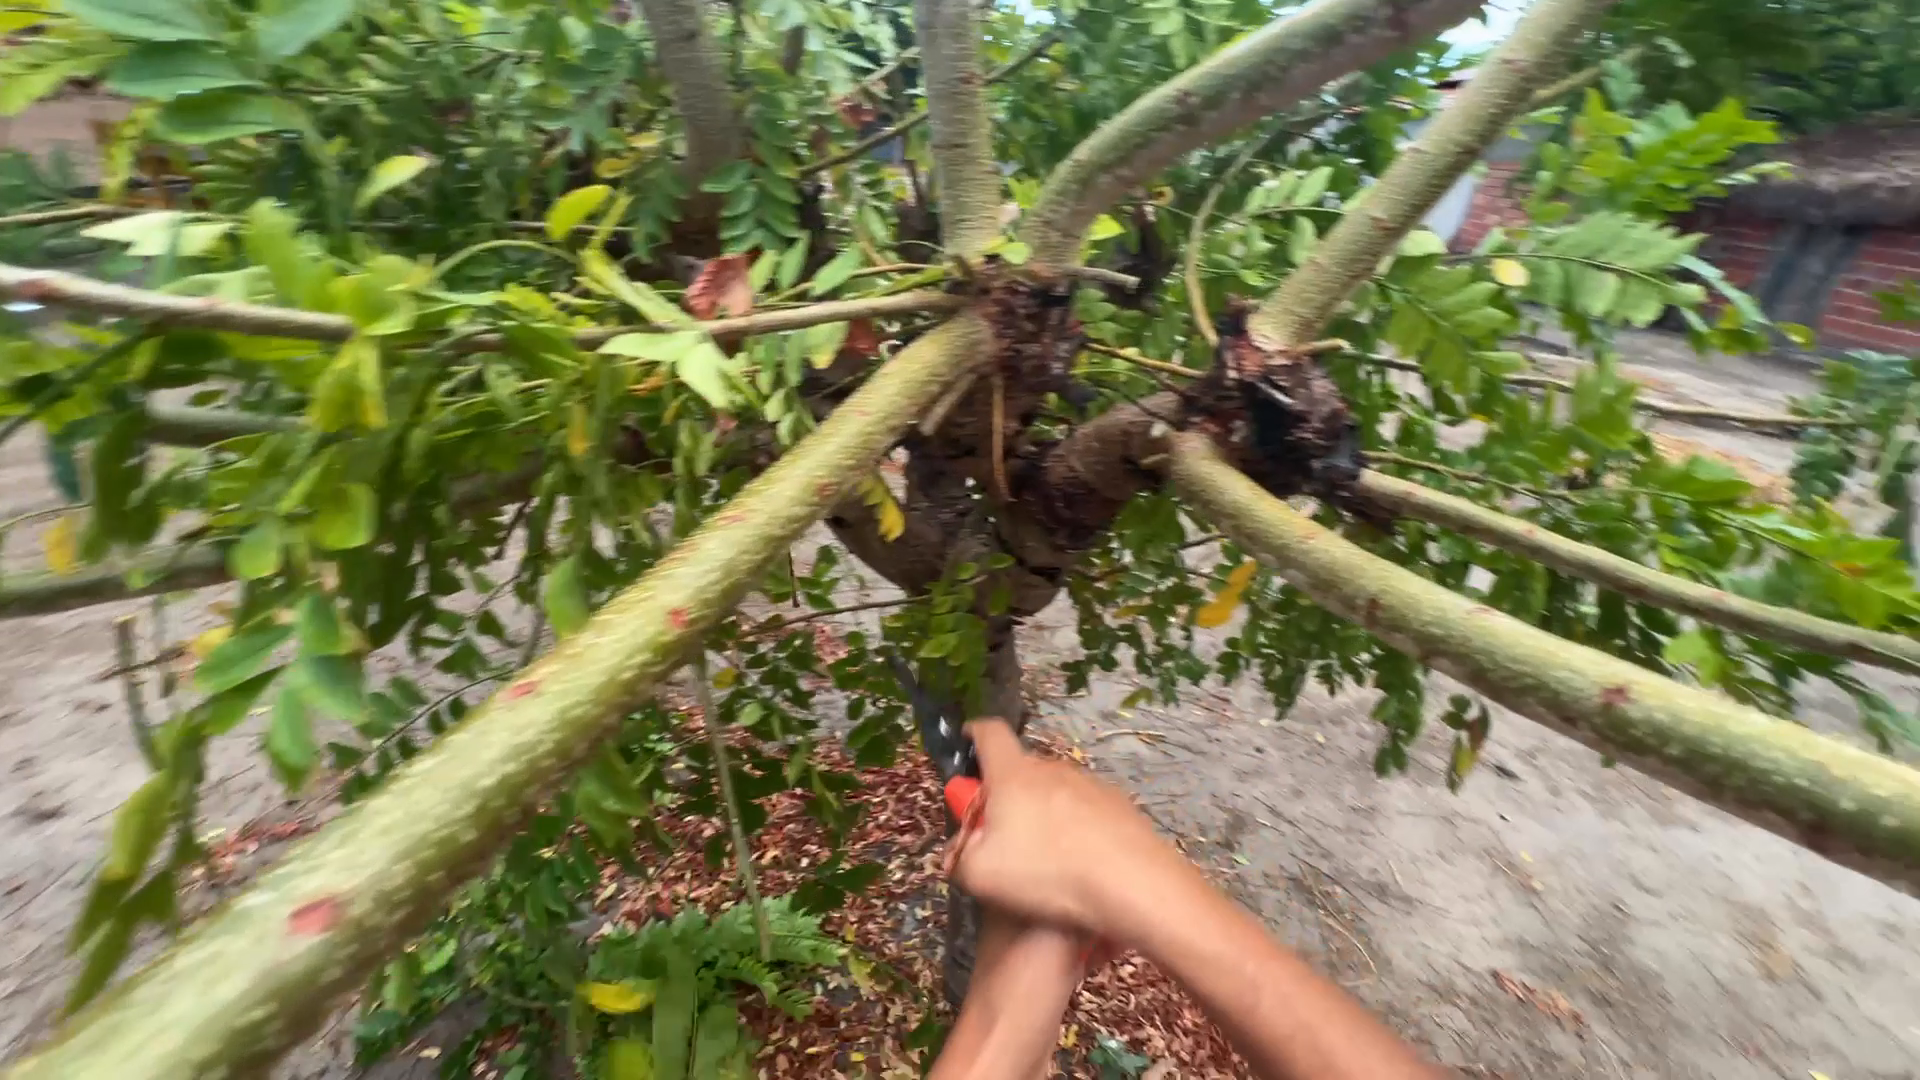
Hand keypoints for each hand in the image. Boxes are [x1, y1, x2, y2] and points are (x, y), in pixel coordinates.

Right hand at [945, 719, 1187, 939]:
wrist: (1132, 882)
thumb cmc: (1047, 870)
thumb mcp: (981, 875)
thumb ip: (961, 857)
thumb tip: (962, 850)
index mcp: (1012, 773)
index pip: (989, 732)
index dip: (974, 732)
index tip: (968, 740)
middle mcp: (1050, 767)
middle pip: (1020, 767)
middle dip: (1006, 791)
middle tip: (1001, 831)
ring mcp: (1088, 782)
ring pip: (1053, 789)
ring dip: (1042, 810)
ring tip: (1045, 856)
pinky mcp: (1117, 803)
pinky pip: (1084, 808)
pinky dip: (1075, 826)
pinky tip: (1079, 861)